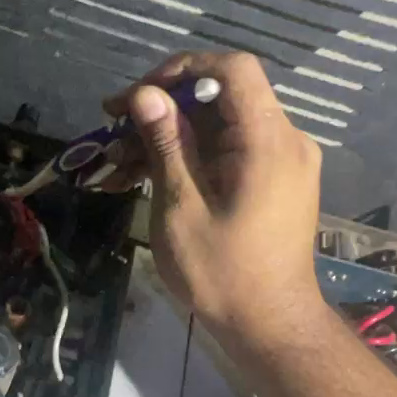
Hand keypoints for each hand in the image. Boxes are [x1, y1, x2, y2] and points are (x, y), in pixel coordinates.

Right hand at [102, 53, 326, 338]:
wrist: (269, 326)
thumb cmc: (224, 273)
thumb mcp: (182, 207)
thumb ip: (166, 144)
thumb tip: (145, 94)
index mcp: (268, 142)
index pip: (233, 70)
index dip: (182, 69)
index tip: (139, 94)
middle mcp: (283, 140)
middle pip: (221, 95)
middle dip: (163, 106)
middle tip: (113, 126)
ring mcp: (280, 159)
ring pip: (218, 123)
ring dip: (167, 134)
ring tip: (117, 161)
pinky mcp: (270, 178)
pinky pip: (226, 148)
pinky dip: (187, 155)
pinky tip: (142, 174)